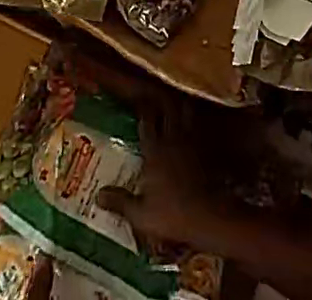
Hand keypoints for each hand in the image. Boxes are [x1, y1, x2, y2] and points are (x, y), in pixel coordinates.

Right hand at [93, 95, 234, 250]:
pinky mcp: (210, 154)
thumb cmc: (174, 214)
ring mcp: (194, 145)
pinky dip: (197, 125)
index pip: (146, 119)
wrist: (213, 219)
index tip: (137, 97)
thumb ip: (120, 202)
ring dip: (182, 106)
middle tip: (157, 92)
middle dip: (163, 98)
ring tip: (177, 100)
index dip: (142, 107)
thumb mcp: (142, 214)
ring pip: (187, 115)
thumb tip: (98, 196)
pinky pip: (201, 132)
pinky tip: (196, 127)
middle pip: (168, 109)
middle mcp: (173, 140)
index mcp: (154, 149)